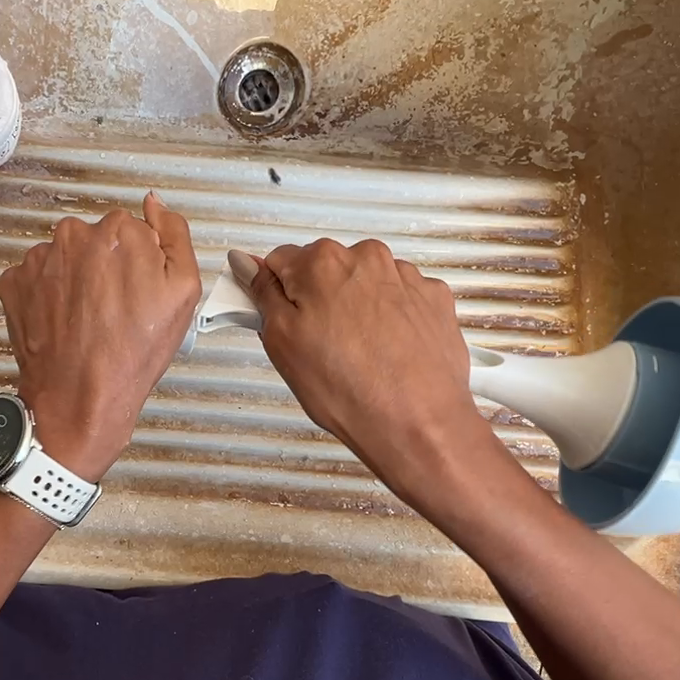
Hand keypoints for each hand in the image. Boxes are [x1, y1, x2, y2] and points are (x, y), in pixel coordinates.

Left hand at [0, 193, 201, 480]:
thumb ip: (175, 236)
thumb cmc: (134, 351)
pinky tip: (63, 324)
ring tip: (87, 322)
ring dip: (75, 281)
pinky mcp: (14, 283)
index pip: (132, 231)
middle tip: (114, 311)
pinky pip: (37, 280)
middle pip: (96, 241)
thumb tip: (155, 204)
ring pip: (65, 259)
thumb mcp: (184, 292)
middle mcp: (73, 235)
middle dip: (105, 267)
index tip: (139, 292)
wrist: (80, 398)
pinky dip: (49, 297)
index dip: (139, 263)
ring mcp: (39, 259)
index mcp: (118, 230)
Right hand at [236, 239, 486, 489]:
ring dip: (355, 309)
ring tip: (357, 355)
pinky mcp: (434, 300)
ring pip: (363, 285)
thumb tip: (245, 261)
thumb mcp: (281, 341)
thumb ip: (262, 292)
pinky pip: (399, 300)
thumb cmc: (344, 388)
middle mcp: (366, 257)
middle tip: (318, 347)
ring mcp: (405, 277)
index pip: (280, 262)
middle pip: (325, 271)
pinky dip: (390, 319)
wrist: (416, 422)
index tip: (282, 324)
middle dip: (318, 300)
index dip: (276, 295)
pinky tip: (386, 353)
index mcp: (321, 262)